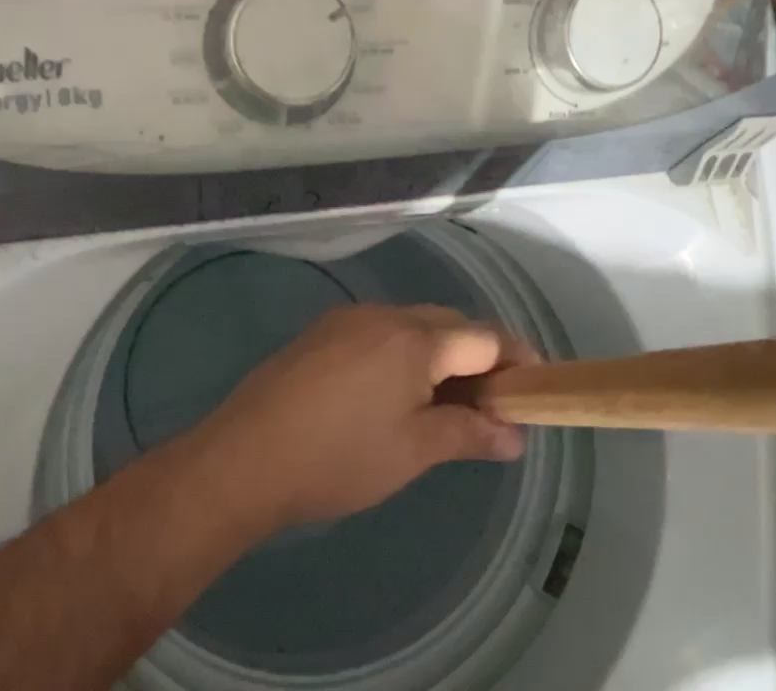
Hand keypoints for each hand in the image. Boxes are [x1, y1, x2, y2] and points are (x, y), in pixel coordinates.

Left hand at [185, 303, 536, 532]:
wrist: (243, 460)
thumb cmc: (339, 458)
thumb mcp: (414, 451)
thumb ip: (469, 435)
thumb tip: (514, 436)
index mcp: (413, 338)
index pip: (484, 337)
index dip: (516, 362)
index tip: (532, 391)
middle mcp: (381, 315)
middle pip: (448, 325)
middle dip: (478, 358)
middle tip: (490, 405)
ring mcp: (344, 321)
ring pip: (411, 327)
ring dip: (437, 357)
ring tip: (443, 404)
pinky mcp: (318, 335)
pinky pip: (377, 334)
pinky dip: (401, 356)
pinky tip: (393, 396)